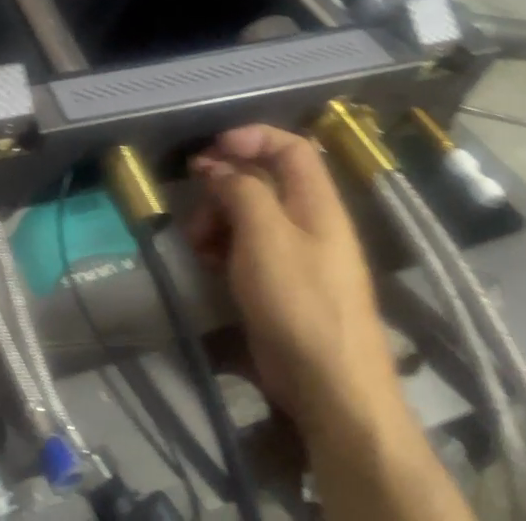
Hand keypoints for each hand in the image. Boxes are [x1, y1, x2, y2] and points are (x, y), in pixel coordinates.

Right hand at [185, 125, 406, 442]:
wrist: (330, 387)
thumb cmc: (299, 301)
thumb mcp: (264, 234)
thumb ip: (240, 190)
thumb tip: (217, 166)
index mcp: (317, 203)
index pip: (291, 147)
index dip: (253, 138)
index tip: (212, 150)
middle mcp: (309, 223)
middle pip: (264, 181)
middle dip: (223, 186)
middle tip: (195, 205)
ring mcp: (296, 256)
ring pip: (250, 216)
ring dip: (217, 220)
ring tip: (198, 245)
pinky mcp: (281, 287)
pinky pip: (248, 251)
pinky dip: (224, 249)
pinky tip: (209, 266)